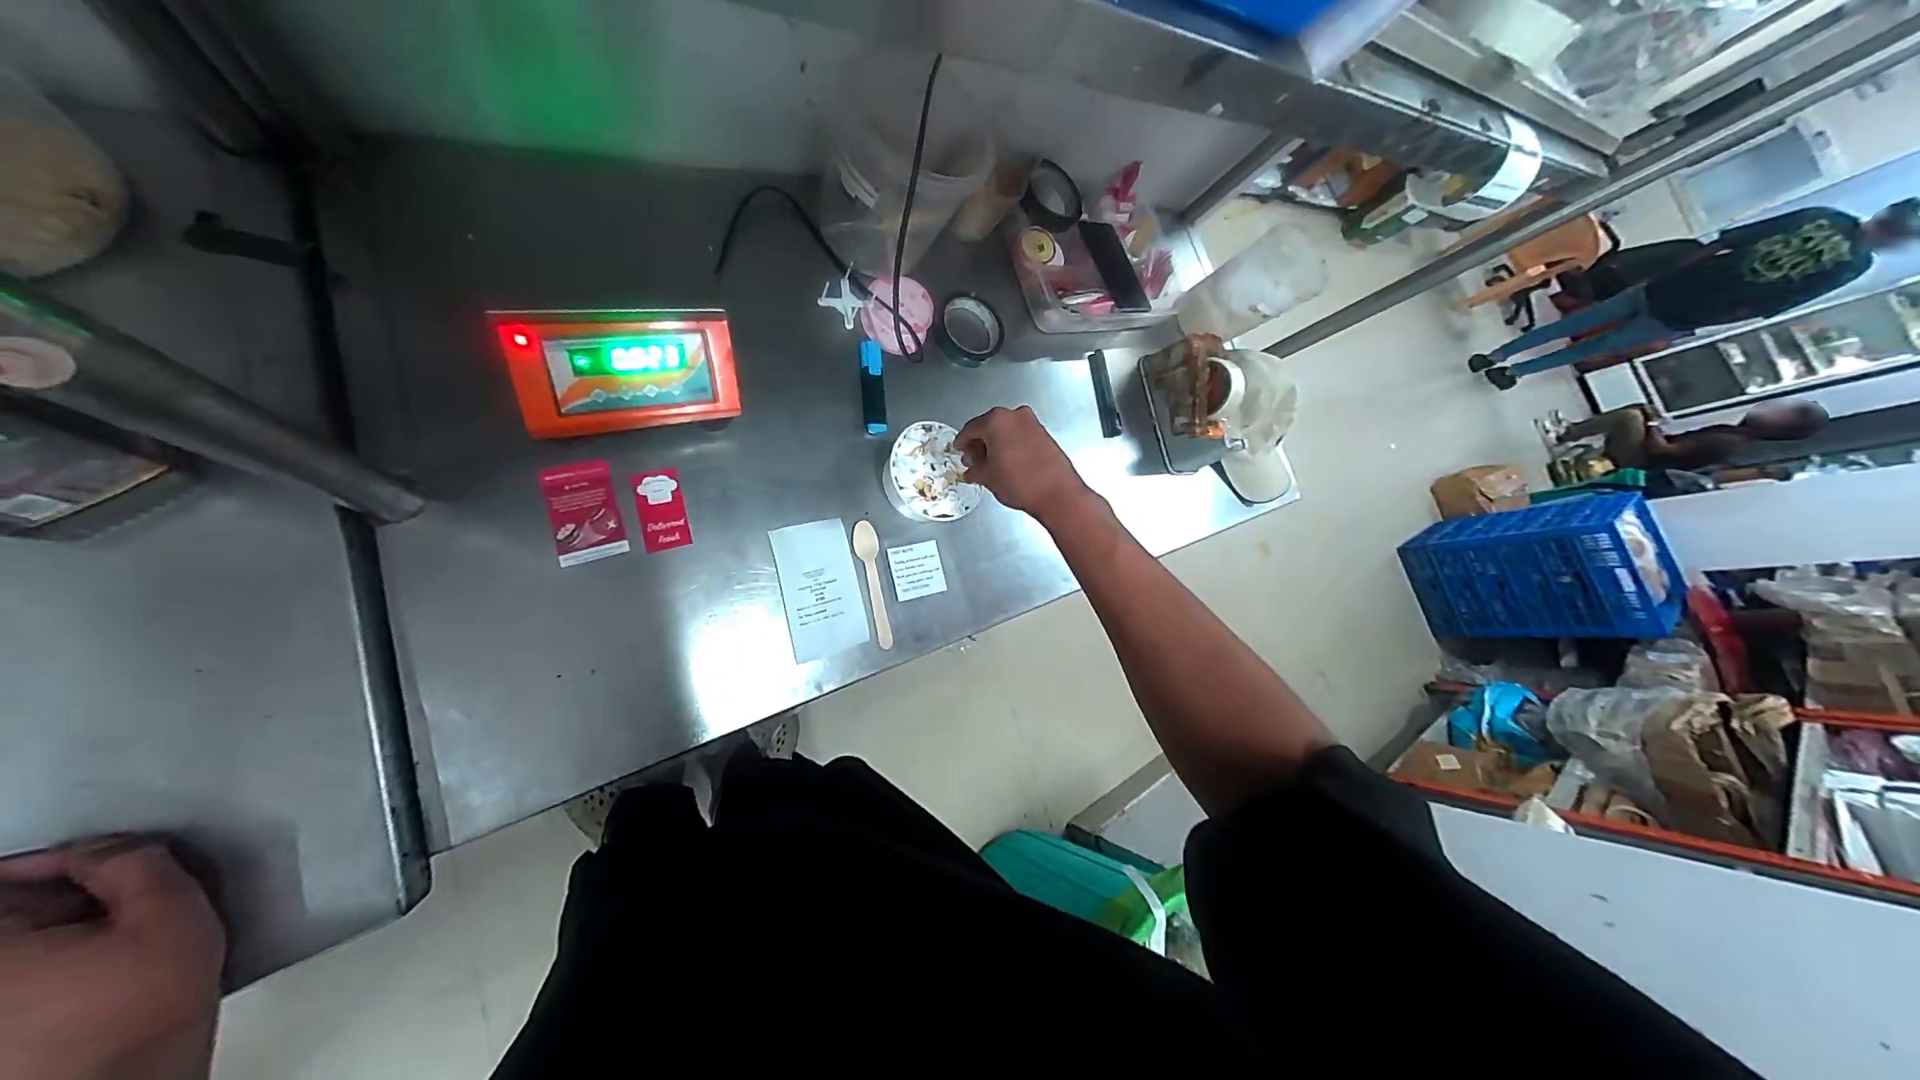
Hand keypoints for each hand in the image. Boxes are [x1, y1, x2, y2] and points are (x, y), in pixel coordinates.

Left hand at [0, 838, 224, 1079]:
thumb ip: (136, 863)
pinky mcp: (3, 1035)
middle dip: (74, 899)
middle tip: (133, 905)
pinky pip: (27, 982)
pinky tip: (106, 979)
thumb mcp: (170, 912)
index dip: (74, 861)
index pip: (11, 874)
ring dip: (73, 933)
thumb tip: (107, 846)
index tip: (121, 864)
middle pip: (14, 912)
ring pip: (27, 947)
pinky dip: (63, 970)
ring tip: (126, 947)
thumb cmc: (143, 1006)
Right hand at [955, 406, 1093, 521]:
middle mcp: (1015, 416)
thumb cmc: (1022, 483)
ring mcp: (1032, 424)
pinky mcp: (1044, 434)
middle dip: (980, 444)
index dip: (962, 442)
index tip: (960, 449)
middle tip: (973, 461)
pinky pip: (1020, 436)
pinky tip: (1008, 464)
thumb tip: (974, 470)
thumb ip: (975, 469)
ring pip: (1006, 431)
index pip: (970, 429)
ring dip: (996, 445)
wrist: (1057, 494)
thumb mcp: (988, 477)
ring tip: (991, 466)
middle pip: (989, 427)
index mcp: (996, 420)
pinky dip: (1011, 446)